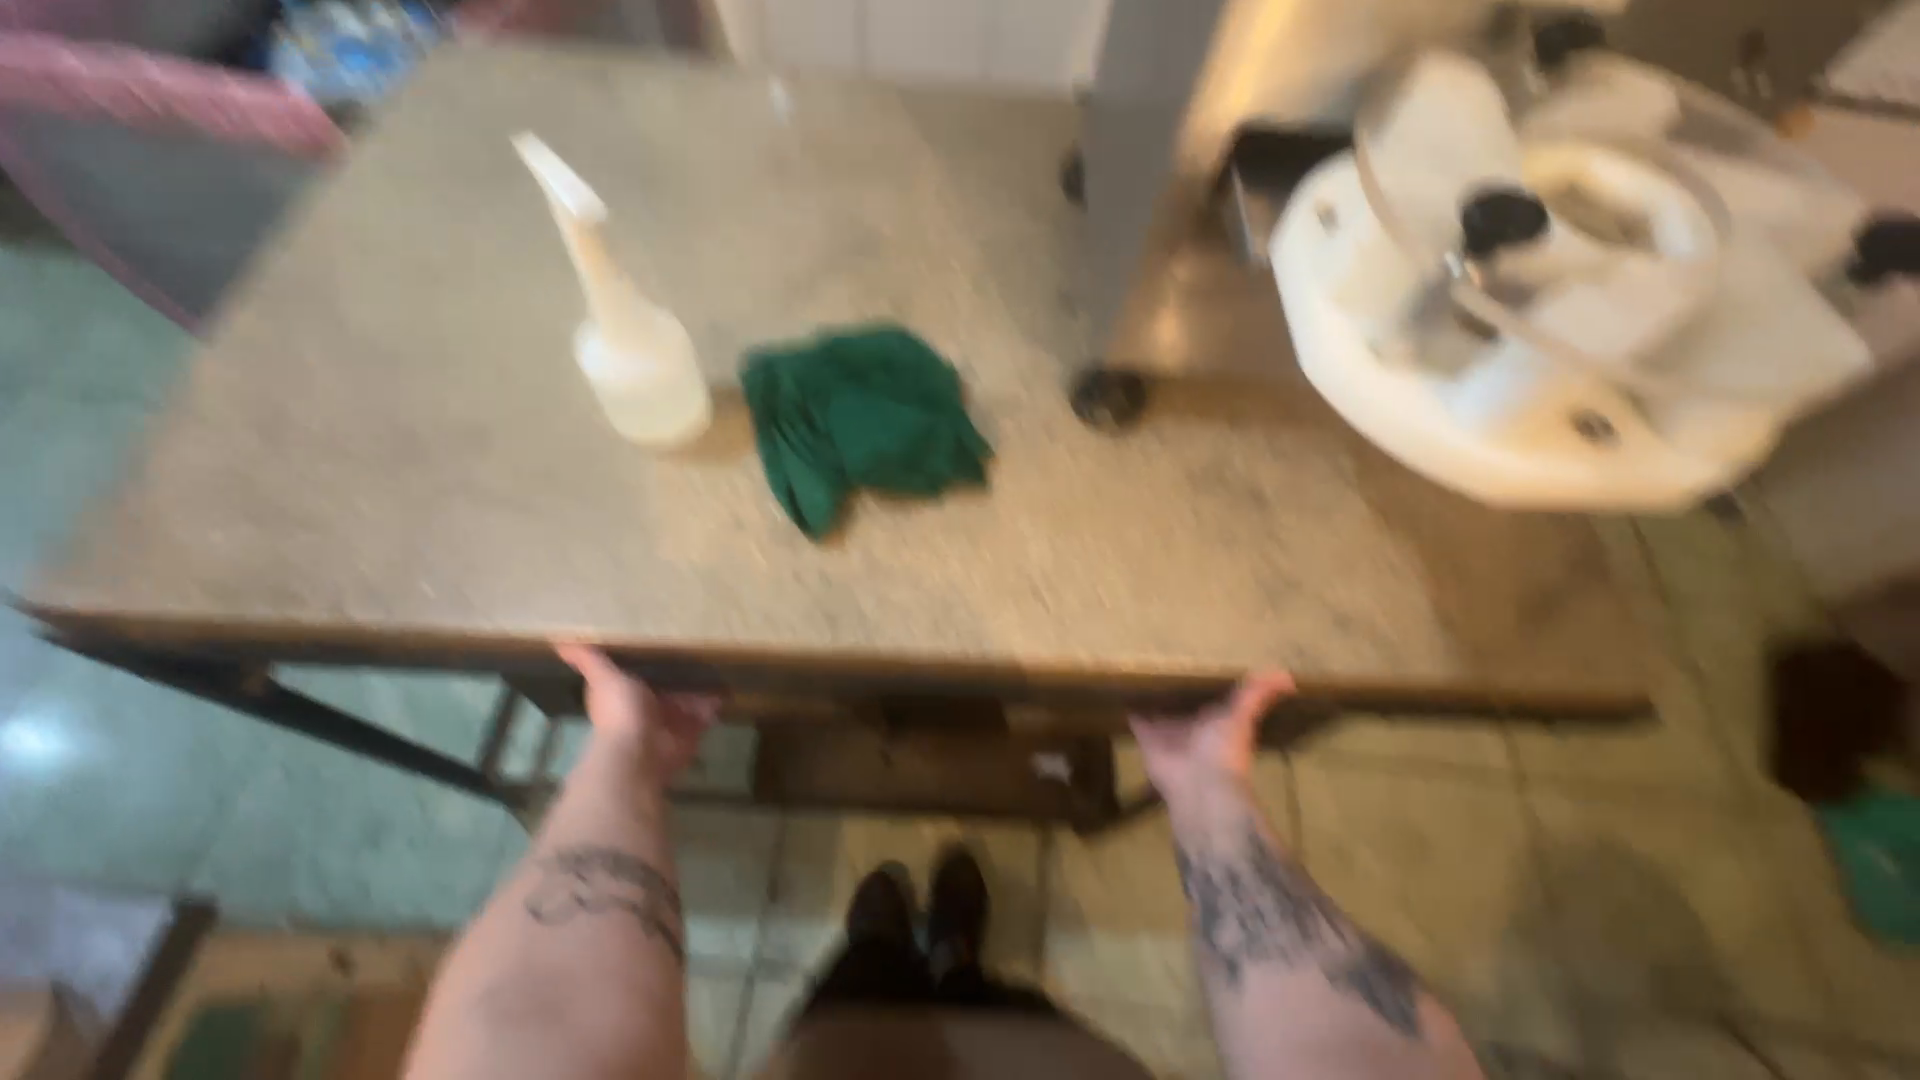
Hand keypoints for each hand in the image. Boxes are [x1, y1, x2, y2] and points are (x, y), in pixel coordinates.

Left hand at [555, 642, 720, 783]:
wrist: (639, 753)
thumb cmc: (620, 711)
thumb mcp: (604, 677)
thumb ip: (590, 660)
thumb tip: (560, 641)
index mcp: (626, 693)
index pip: (641, 673)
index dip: (652, 661)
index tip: (668, 639)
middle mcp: (647, 708)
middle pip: (669, 687)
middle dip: (683, 674)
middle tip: (701, 651)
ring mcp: (670, 723)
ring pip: (689, 700)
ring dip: (701, 689)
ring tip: (718, 667)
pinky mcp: (690, 734)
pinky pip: (705, 716)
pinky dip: (713, 706)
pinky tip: (721, 691)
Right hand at [1129, 672, 1293, 805]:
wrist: (1200, 785)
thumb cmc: (1224, 749)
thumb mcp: (1243, 716)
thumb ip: (1258, 696)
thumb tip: (1288, 676)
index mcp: (1216, 719)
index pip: (1211, 697)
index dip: (1206, 682)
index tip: (1199, 658)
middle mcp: (1192, 726)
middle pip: (1183, 704)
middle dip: (1176, 688)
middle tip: (1164, 659)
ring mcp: (1168, 734)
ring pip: (1159, 711)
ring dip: (1152, 696)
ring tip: (1141, 670)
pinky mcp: (1146, 739)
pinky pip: (1137, 720)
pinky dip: (1130, 708)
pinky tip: (1123, 689)